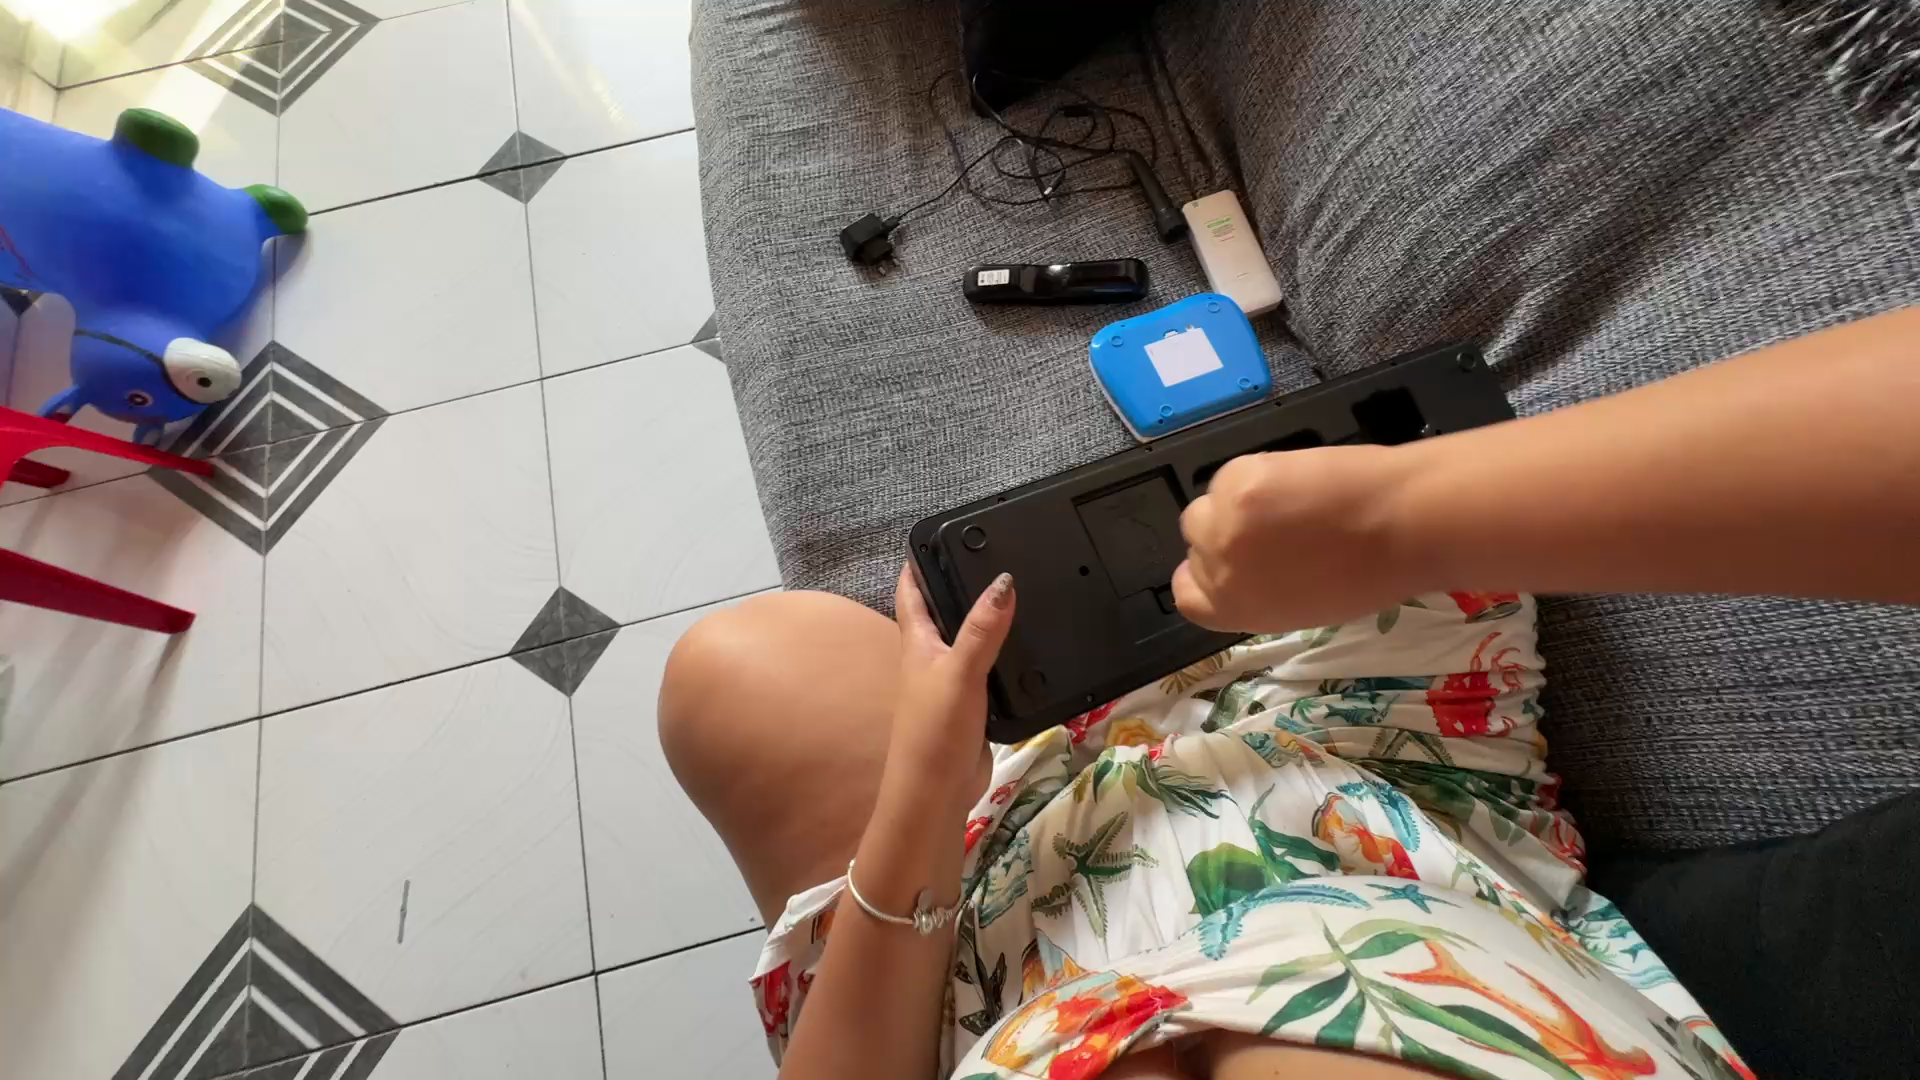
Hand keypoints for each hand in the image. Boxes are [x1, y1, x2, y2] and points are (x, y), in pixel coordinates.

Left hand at [887, 562, 1016, 816]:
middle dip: (956, 585)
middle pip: (940, 612)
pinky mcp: (970, 706)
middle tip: (988, 556)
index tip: (937, 535)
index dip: (919, 563)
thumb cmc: (935, 728)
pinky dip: (1001, 654)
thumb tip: (1004, 580)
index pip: (911, 592)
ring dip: (981, 619)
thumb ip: (982, 628)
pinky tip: (1023, 649)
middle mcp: (930, 657)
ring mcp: (949, 683)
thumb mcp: (960, 670)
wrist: (936, 794)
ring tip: (1014, 593)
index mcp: (917, 642)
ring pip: (966, 640)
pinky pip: (986, 669)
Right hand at [1173, 444, 1428, 632]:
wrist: (1406, 523)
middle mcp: (1218, 569)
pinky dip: (1254, 475)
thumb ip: (1254, 592)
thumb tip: (1241, 567)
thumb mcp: (1299, 607)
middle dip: (1222, 532)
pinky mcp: (1237, 480)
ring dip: (1233, 502)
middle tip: (1267, 526)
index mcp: (1233, 609)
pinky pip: (1228, 475)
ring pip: (1207, 505)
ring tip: (1282, 501)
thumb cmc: (1369, 575)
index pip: (1186, 594)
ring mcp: (1224, 522)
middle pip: (1195, 541)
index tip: (1226, 561)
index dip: (1203, 574)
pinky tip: (1292, 480)